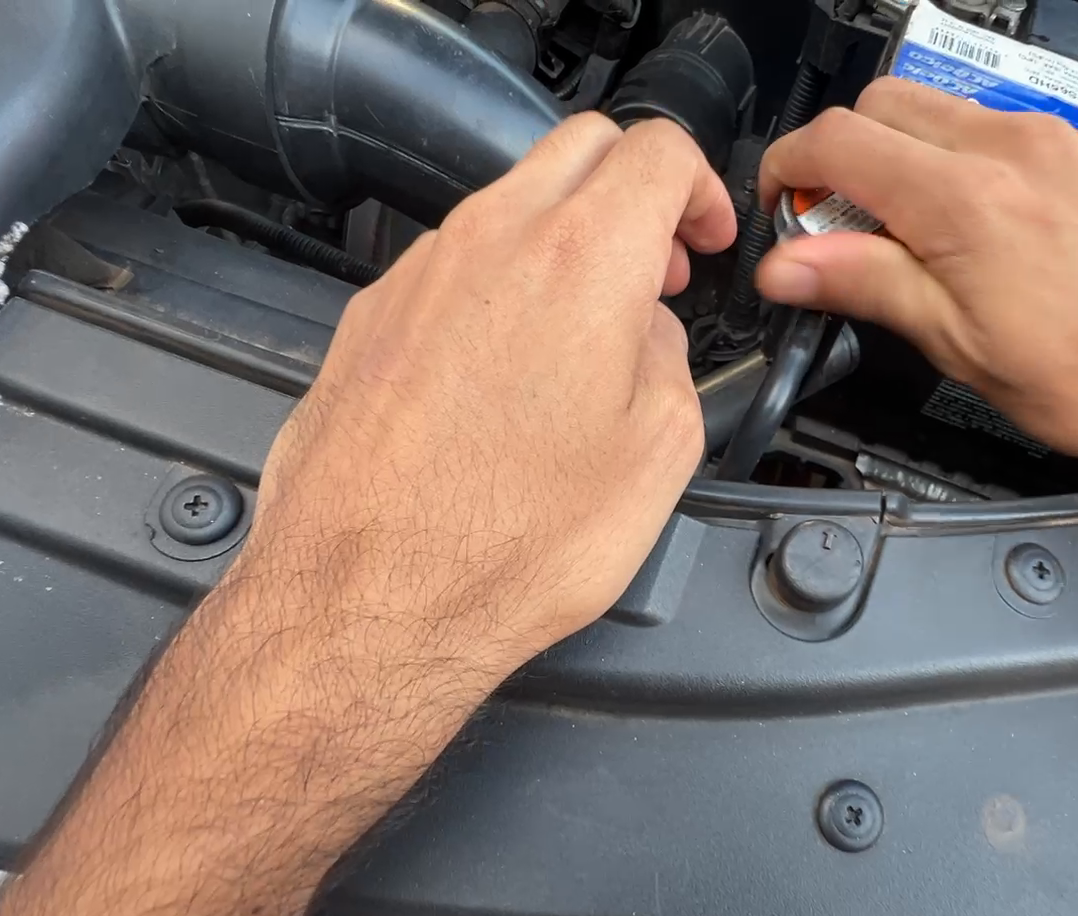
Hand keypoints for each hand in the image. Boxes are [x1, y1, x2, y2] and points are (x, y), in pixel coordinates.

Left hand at [235, 114, 734, 688]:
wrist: (373, 602)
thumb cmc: (512, 544)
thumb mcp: (659, 454)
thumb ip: (670, 361)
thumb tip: (647, 333)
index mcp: (580, 264)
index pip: (656, 153)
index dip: (700, 189)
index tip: (705, 236)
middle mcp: (489, 244)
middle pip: (579, 150)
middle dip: (637, 192)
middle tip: (659, 267)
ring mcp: (418, 275)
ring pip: (512, 204)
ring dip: (568, 241)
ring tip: (589, 329)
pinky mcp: (372, 318)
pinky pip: (456, 264)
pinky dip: (505, 283)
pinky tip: (514, 367)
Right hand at [754, 76, 1077, 471]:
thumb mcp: (967, 348)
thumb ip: (872, 286)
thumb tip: (787, 264)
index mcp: (964, 198)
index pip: (837, 142)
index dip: (786, 172)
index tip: (776, 215)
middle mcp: (1010, 146)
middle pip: (882, 106)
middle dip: (835, 159)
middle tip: (832, 236)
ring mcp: (1057, 141)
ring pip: (938, 114)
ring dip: (894, 162)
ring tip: (899, 244)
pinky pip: (993, 133)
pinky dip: (950, 167)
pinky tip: (965, 235)